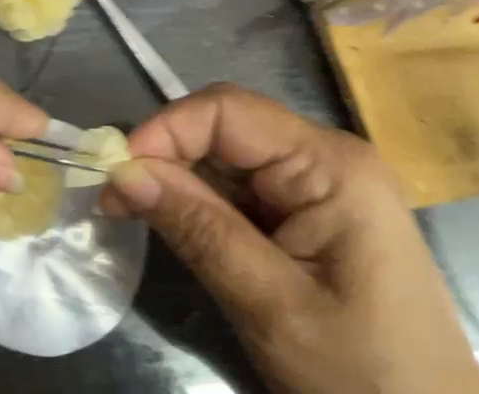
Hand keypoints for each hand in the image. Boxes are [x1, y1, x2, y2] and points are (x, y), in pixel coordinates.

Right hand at [105, 83, 478, 393]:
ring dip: (180, 180)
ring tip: (134, 213)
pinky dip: (204, 203)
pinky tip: (178, 226)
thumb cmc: (363, 375)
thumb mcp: (271, 306)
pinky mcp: (314, 213)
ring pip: (229, 157)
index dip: (166, 129)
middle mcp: (328, 158)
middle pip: (227, 127)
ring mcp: (323, 185)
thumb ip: (198, 229)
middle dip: (167, 154)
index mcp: (331, 165)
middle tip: (116, 199)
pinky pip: (245, 188)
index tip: (117, 174)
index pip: (228, 111)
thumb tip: (122, 171)